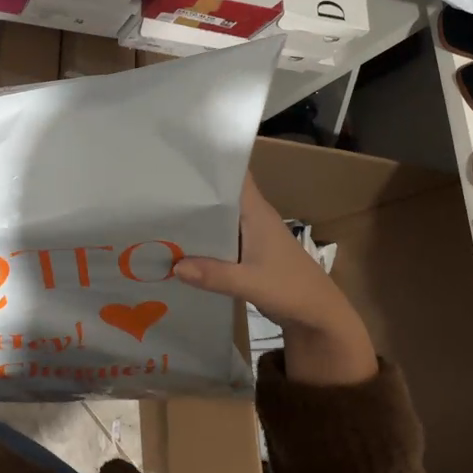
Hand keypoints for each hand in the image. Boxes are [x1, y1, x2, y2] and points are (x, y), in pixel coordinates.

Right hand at [172, 169, 378, 385]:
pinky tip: (174, 243)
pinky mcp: (245, 252)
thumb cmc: (293, 290)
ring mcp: (248, 235)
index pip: (233, 173)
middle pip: (218, 193)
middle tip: (152, 184)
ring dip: (192, 215)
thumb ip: (215, 275)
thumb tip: (173, 265)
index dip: (209, 161)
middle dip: (189, 189)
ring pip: (215, 216)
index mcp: (256, 212)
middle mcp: (251, 216)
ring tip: (155, 210)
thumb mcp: (252, 283)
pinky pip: (216, 237)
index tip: (177, 154)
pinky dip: (199, 238)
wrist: (320, 318)